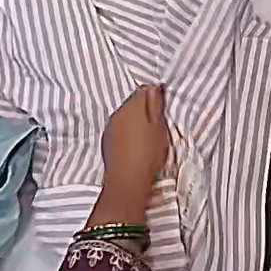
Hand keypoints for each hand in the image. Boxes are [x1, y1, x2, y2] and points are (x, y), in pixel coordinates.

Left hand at [94, 85, 168, 224]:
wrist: (127, 182)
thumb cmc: (148, 154)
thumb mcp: (159, 127)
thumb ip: (156, 105)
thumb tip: (154, 87)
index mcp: (132, 107)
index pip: (143, 90)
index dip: (155, 95)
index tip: (163, 107)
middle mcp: (117, 114)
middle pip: (133, 102)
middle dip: (145, 108)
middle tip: (159, 123)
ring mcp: (110, 128)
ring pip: (125, 115)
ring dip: (136, 120)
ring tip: (148, 135)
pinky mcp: (107, 141)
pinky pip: (119, 128)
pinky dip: (128, 131)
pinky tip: (136, 144)